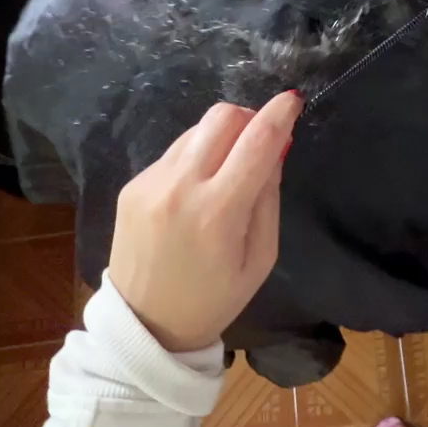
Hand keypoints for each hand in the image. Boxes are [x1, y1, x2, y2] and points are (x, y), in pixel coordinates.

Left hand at [107, 91, 302, 351]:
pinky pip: (175, 151)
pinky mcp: (133, 184)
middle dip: (249, 118)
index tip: (294, 99)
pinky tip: (196, 190)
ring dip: (222, 136)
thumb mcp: (260, 258)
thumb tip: (276, 146)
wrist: (144, 327)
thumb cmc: (214, 299)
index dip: (280, 113)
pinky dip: (196, 157)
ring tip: (226, 171)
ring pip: (197, 129)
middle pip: (223, 117)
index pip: (257, 142)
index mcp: (218, 212)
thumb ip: (269, 198)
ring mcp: (151, 183)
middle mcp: (181, 187)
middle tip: (260, 142)